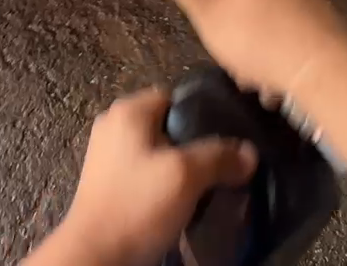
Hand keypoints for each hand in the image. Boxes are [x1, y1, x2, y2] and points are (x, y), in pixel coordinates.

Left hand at [32, 87, 256, 265]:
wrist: (96, 254)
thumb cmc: (138, 204)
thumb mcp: (185, 176)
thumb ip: (218, 157)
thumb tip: (249, 152)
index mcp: (127, 110)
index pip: (172, 97)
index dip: (199, 115)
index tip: (222, 140)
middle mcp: (112, 123)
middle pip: (164, 125)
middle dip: (190, 146)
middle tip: (215, 169)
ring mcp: (105, 152)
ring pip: (153, 150)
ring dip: (175, 168)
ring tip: (199, 189)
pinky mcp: (104, 180)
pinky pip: (141, 171)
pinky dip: (158, 182)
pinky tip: (174, 203)